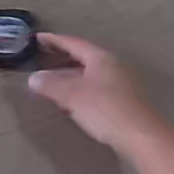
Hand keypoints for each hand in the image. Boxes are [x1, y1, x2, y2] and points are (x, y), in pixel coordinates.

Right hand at [26, 33, 166, 150]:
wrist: (140, 136)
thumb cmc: (105, 110)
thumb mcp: (73, 96)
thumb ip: (51, 85)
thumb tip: (33, 78)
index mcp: (100, 58)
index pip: (74, 43)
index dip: (54, 40)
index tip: (37, 38)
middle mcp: (111, 66)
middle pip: (82, 57)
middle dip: (61, 57)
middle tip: (41, 57)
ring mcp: (118, 83)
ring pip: (88, 73)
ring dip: (69, 75)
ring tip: (50, 80)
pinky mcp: (121, 100)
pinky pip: (94, 87)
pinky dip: (78, 89)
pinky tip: (69, 100)